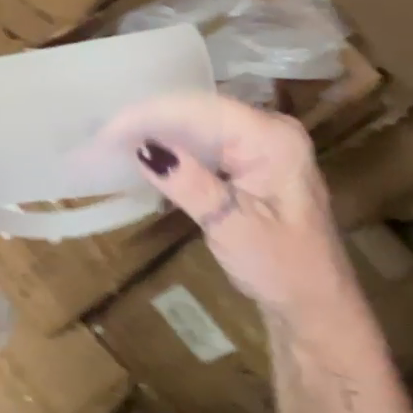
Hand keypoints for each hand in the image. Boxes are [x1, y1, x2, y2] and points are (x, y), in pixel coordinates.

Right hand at [101, 94, 356, 321]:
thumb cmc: (281, 268)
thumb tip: (145, 150)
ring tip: (109, 139)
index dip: (149, 115)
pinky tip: (141, 151)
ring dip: (154, 129)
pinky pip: (202, 141)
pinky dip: (170, 145)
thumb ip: (191, 184)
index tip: (103, 131)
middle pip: (198, 110)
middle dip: (147, 117)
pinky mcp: (247, 162)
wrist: (314, 302)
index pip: (201, 111)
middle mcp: (268, 131)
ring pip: (197, 123)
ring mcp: (259, 145)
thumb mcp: (232, 226)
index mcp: (273, 139)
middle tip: (98, 133)